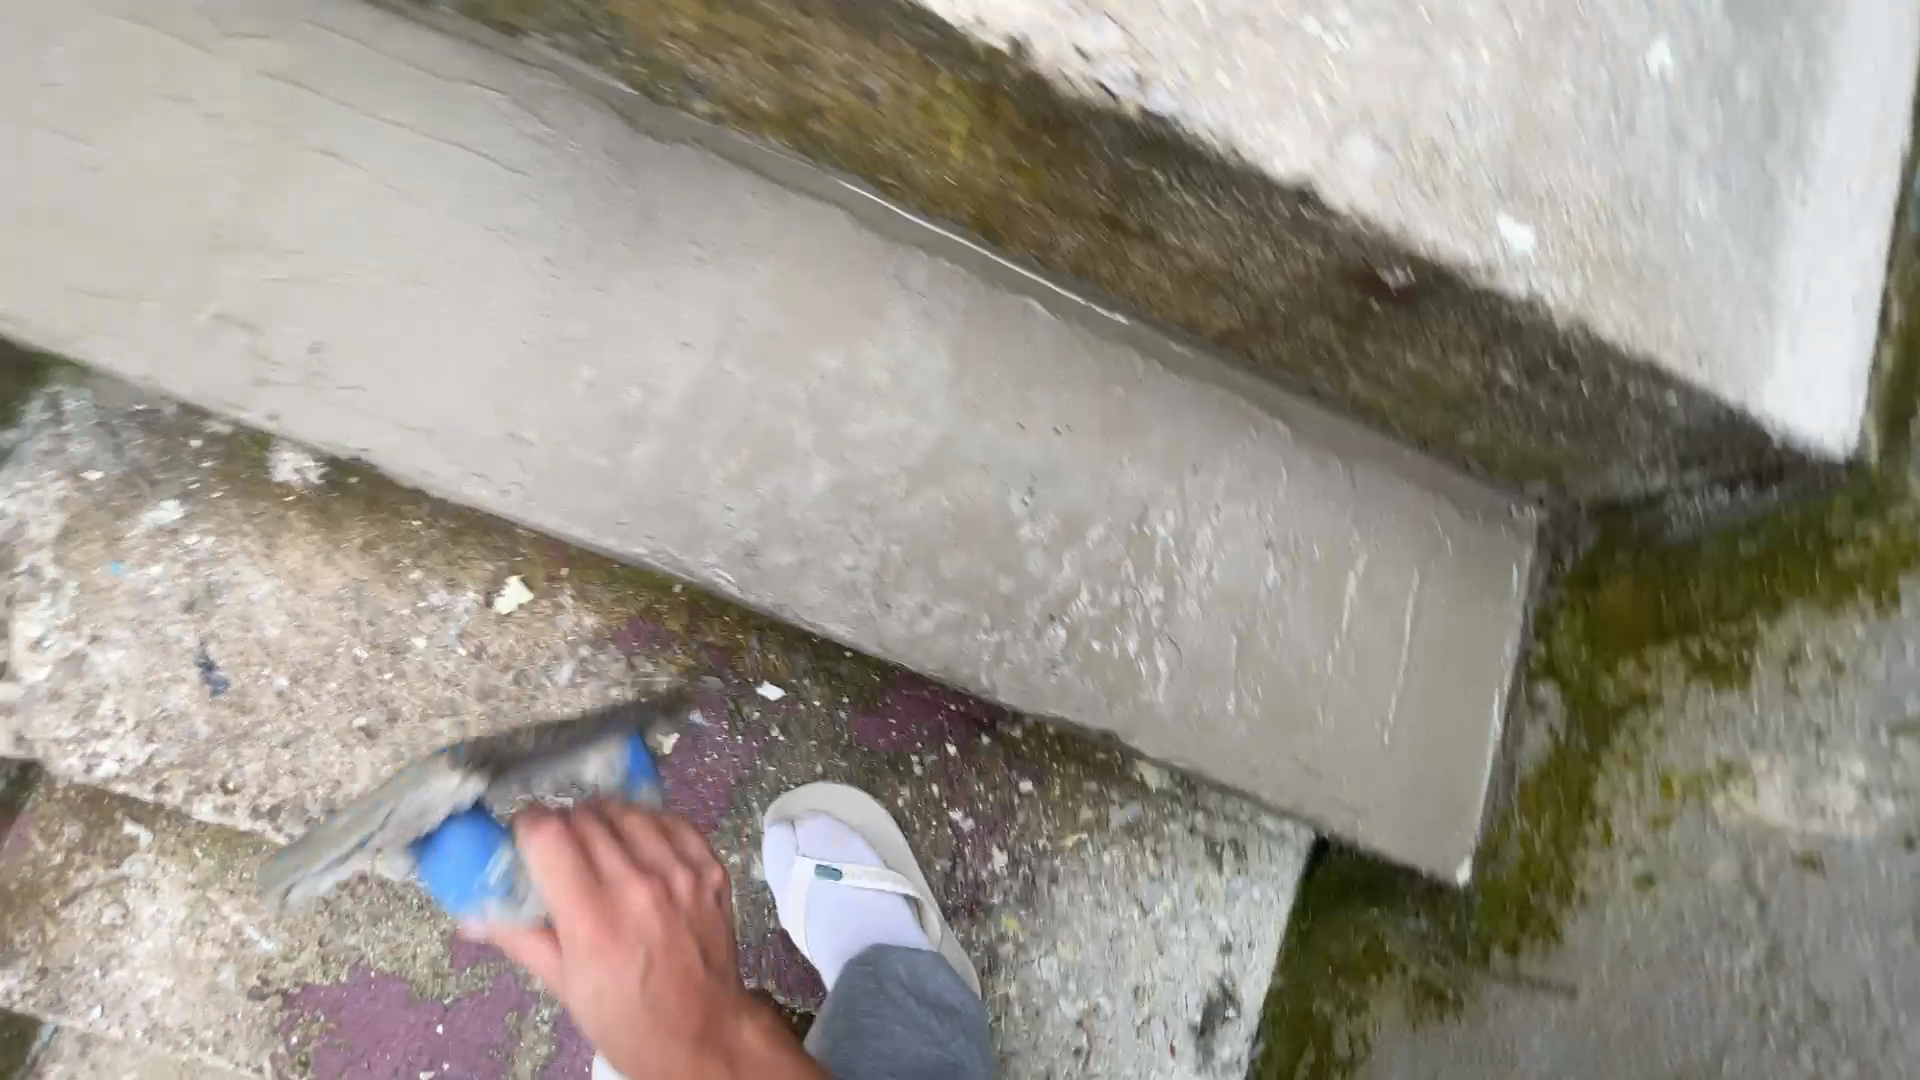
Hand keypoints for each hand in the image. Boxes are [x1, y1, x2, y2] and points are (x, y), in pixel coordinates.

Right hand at [471, 802, 824, 1079]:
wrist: (701, 1029)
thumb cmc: (624, 1016)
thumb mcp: (563, 984)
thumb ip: (520, 937)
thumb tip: (471, 912)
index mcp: (593, 918)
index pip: (550, 836)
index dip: (529, 825)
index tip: (524, 832)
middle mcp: (639, 885)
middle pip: (588, 818)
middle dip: (564, 823)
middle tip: (559, 842)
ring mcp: (682, 872)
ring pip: (631, 812)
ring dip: (606, 818)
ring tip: (599, 839)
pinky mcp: (711, 866)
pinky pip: (674, 821)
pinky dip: (650, 824)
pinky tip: (641, 841)